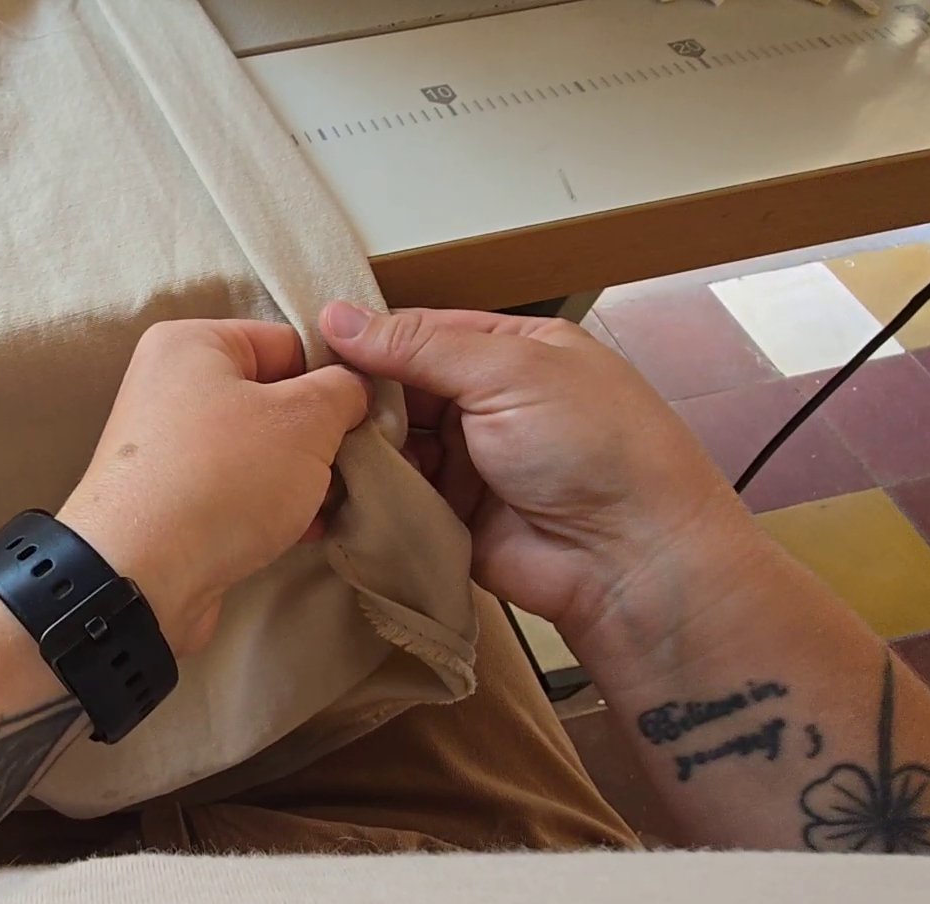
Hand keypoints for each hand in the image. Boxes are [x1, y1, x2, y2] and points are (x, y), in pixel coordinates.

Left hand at [58, 319, 369, 654]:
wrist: (143, 578)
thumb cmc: (224, 477)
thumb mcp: (304, 420)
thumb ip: (343, 391)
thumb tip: (354, 391)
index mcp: (190, 344)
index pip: (287, 344)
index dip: (335, 379)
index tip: (370, 417)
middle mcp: (169, 389)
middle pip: (272, 401)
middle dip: (320, 437)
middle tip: (356, 466)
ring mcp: (166, 450)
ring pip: (259, 452)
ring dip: (302, 479)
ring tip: (332, 504)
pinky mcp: (169, 502)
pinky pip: (235, 491)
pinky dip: (269, 508)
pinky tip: (303, 531)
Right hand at [320, 302, 757, 635]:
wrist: (625, 560)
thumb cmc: (588, 447)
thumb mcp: (508, 373)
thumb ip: (418, 347)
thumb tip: (336, 316)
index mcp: (508, 352)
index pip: (418, 333)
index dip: (365, 340)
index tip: (307, 349)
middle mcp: (480, 401)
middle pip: (396, 388)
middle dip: (356, 397)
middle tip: (304, 405)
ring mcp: (461, 458)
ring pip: (389, 440)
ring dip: (356, 445)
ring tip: (312, 447)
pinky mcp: (443, 508)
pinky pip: (392, 489)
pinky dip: (365, 487)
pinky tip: (331, 484)